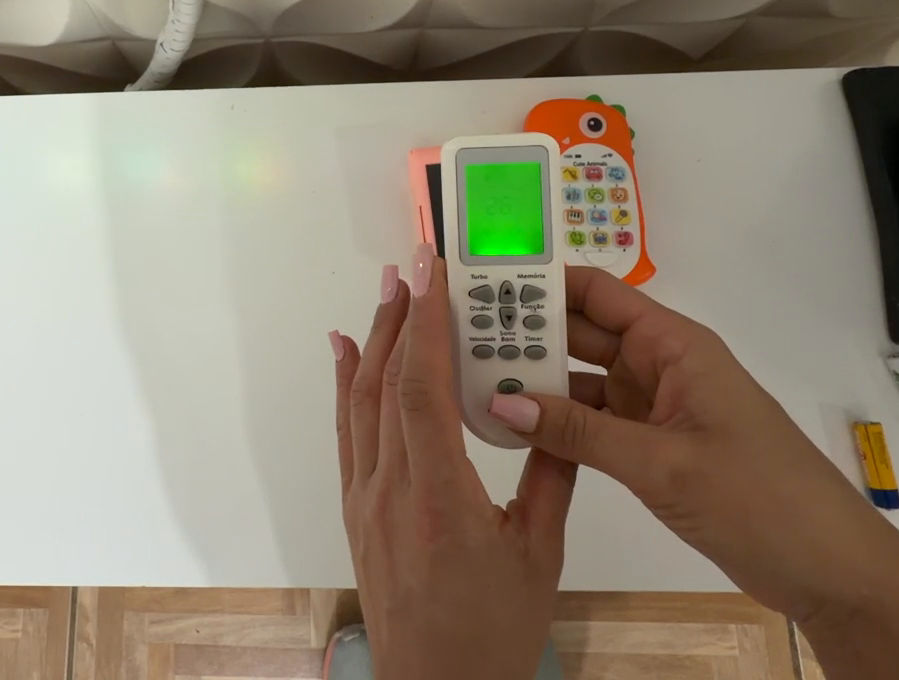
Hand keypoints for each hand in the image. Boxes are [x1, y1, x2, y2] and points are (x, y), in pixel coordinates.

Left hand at [331, 244, 576, 679]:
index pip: (422, 392)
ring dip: (374, 340)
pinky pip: (348, 431)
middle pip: (386, 385)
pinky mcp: (354, 505)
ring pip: (362, 401)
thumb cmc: (495, 630)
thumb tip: (553, 407)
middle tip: (410, 267)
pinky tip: (345, 350)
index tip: (430, 276)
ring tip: (388, 292)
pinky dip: (345, 383)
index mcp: (439, 499)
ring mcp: (364, 495)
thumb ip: (550, 477)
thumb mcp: (539, 556)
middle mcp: (390, 488)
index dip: (424, 326)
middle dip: (399, 317)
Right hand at [484, 267, 898, 623]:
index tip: (482, 284)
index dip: (541, 282)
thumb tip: (499, 401)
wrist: (833, 575)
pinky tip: (513, 425)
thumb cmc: (759, 498)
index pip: (595, 292)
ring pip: (581, 378)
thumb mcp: (661, 462)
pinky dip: (556, 421)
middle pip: (580, 333)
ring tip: (473, 377)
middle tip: (460, 333)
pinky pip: (591, 419)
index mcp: (671, 344)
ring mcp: (653, 404)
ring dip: (535, 379)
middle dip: (525, 331)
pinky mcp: (650, 443)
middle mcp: (658, 364)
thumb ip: (577, 431)